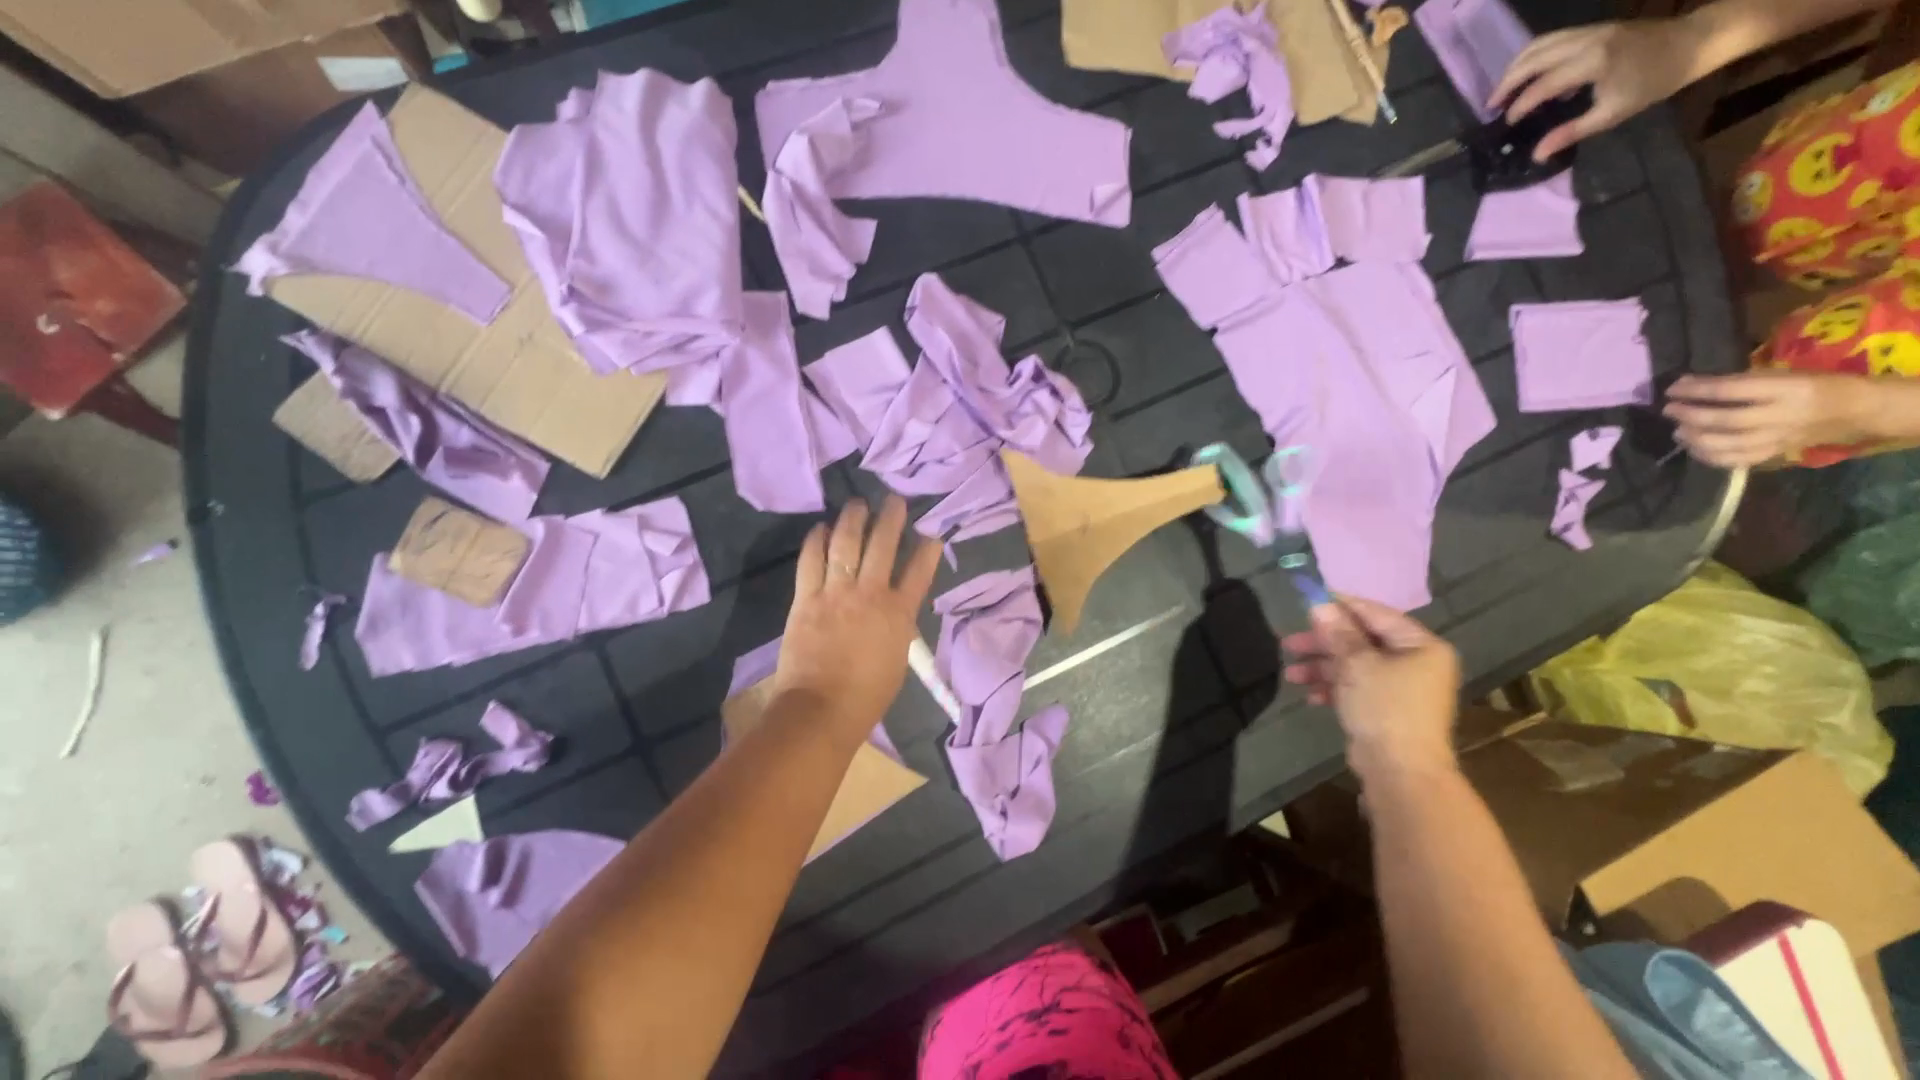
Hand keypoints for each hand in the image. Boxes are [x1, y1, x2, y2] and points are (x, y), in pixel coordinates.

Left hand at [775, 496, 942, 737]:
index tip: (931, 532)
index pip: (919, 573)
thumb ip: (897, 630)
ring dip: (853, 520)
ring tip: (858, 503)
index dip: (927, 550)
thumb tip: (895, 615)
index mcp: (900, 615)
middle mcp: (871, 594)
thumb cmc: (867, 696)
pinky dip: (816, 541)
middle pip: (883, 546)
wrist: (822, 708)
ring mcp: (836, 593)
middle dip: (891, 520)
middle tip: (894, 501)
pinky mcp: (807, 598)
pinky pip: (811, 561)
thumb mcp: (897, 660)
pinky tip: (820, 527)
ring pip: (846, 544)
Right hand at [1282, 597, 1460, 778]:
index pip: (1377, 614)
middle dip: (1324, 643)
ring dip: (1323, 667)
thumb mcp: (1357, 664)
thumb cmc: (1385, 708)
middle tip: (1290, 643)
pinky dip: (1335, 688)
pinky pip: (1358, 689)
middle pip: (1363, 641)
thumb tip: (1320, 605)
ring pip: (1356, 666)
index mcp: (1421, 645)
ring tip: (1291, 673)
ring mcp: (1403, 689)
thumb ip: (1339, 633)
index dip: (1341, 606)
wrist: (1400, 771)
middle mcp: (1417, 663)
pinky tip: (1311, 695)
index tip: (1309, 599)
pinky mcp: (1388, 711)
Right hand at [1490, 18, 1708, 161]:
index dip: (1520, 105)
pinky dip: (1532, 56)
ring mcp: (1588, 30)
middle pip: (1532, 58)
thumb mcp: (1614, 113)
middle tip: (1491, 105)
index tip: (1507, 123)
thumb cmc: (1654, 82)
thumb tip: (1536, 154)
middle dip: (1507, 82)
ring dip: (1515, 66)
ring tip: (1502, 88)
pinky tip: (1527, 73)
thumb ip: (1571, 131)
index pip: (1542, 85)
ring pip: (1537, 44)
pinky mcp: (1591, 27)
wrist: (1692, 43)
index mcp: (1592, 62)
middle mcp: (1585, 40)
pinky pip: (1550, 39)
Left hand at [1665, 371, 1873, 466]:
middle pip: (1726, 420)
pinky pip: (1735, 461)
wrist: (1854, 410)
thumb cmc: (1811, 385)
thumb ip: (1738, 381)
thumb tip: (1688, 384)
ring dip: (1695, 439)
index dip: (1697, 390)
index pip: (1731, 390)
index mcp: (1785, 390)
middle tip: (1669, 410)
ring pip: (1727, 445)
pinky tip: (1695, 448)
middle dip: (1691, 415)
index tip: (1672, 389)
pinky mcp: (1774, 454)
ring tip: (1678, 431)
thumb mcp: (1780, 374)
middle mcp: (1780, 416)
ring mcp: (1777, 439)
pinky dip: (1709, 456)